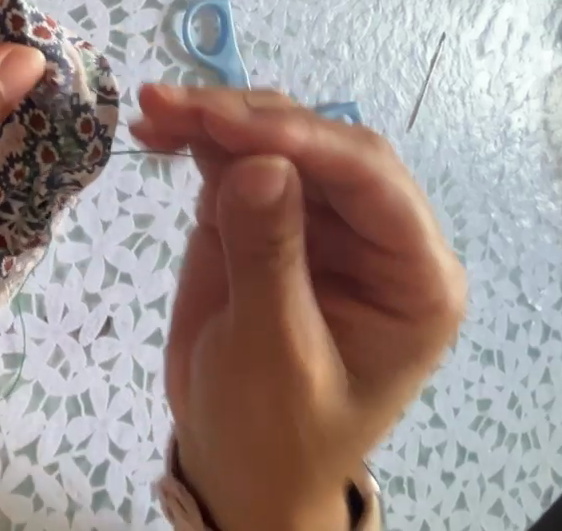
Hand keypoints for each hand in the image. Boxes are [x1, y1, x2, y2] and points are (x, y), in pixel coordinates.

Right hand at [133, 86, 466, 530]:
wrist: (232, 455)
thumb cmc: (273, 430)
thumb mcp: (275, 356)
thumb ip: (269, 259)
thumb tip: (260, 164)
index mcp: (410, 274)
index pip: (370, 181)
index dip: (302, 141)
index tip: (225, 125)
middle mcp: (368, 231)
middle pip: (318, 143)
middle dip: (245, 117)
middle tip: (169, 105)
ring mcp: (311, 215)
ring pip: (270, 136)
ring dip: (209, 116)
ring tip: (150, 107)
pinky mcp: (259, 209)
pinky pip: (230, 155)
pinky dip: (191, 137)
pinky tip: (155, 127)